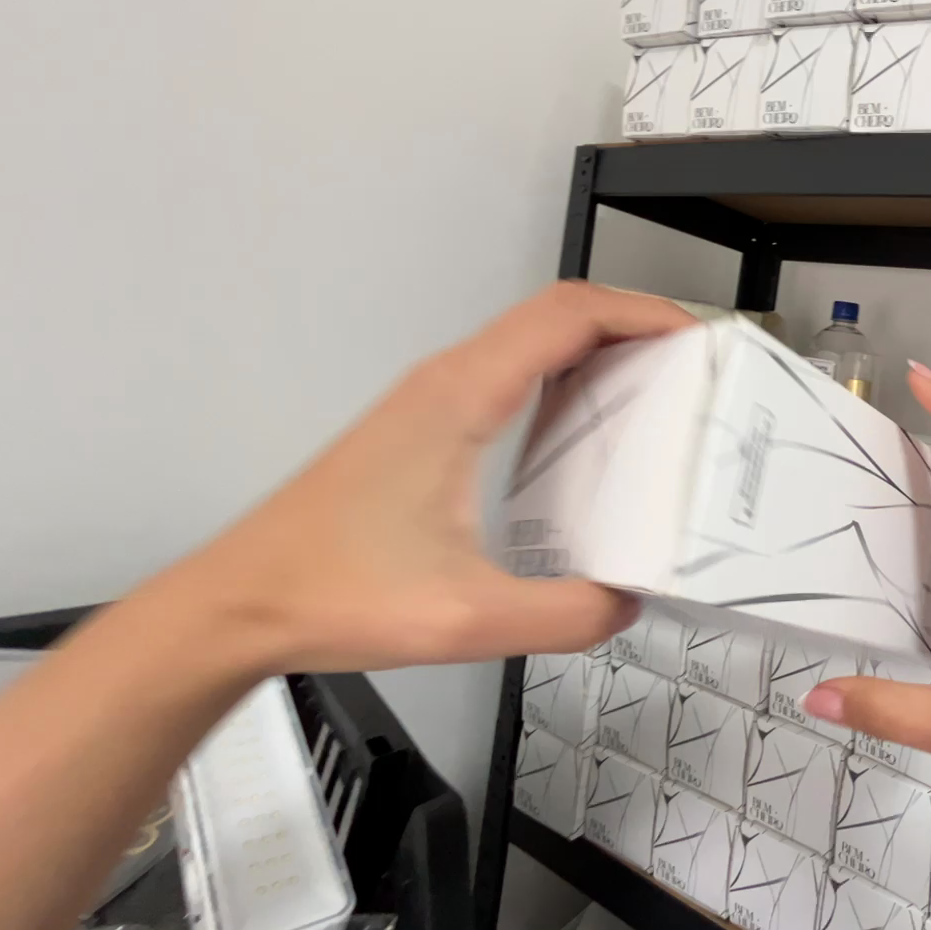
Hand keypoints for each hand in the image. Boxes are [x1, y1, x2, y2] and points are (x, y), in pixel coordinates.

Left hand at [141, 281, 693, 675]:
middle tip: (692, 359)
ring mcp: (438, 394)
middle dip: (637, 320)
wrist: (236, 604)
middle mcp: (450, 380)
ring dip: (605, 340)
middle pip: (561, 309)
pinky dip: (572, 366)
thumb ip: (566, 615)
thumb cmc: (330, 593)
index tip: (694, 337)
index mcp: (462, 398)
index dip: (642, 313)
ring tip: (660, 381)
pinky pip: (520, 364)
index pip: (569, 315)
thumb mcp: (466, 619)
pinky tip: (593, 417)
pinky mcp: (433, 417)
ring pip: (539, 332)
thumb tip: (628, 600)